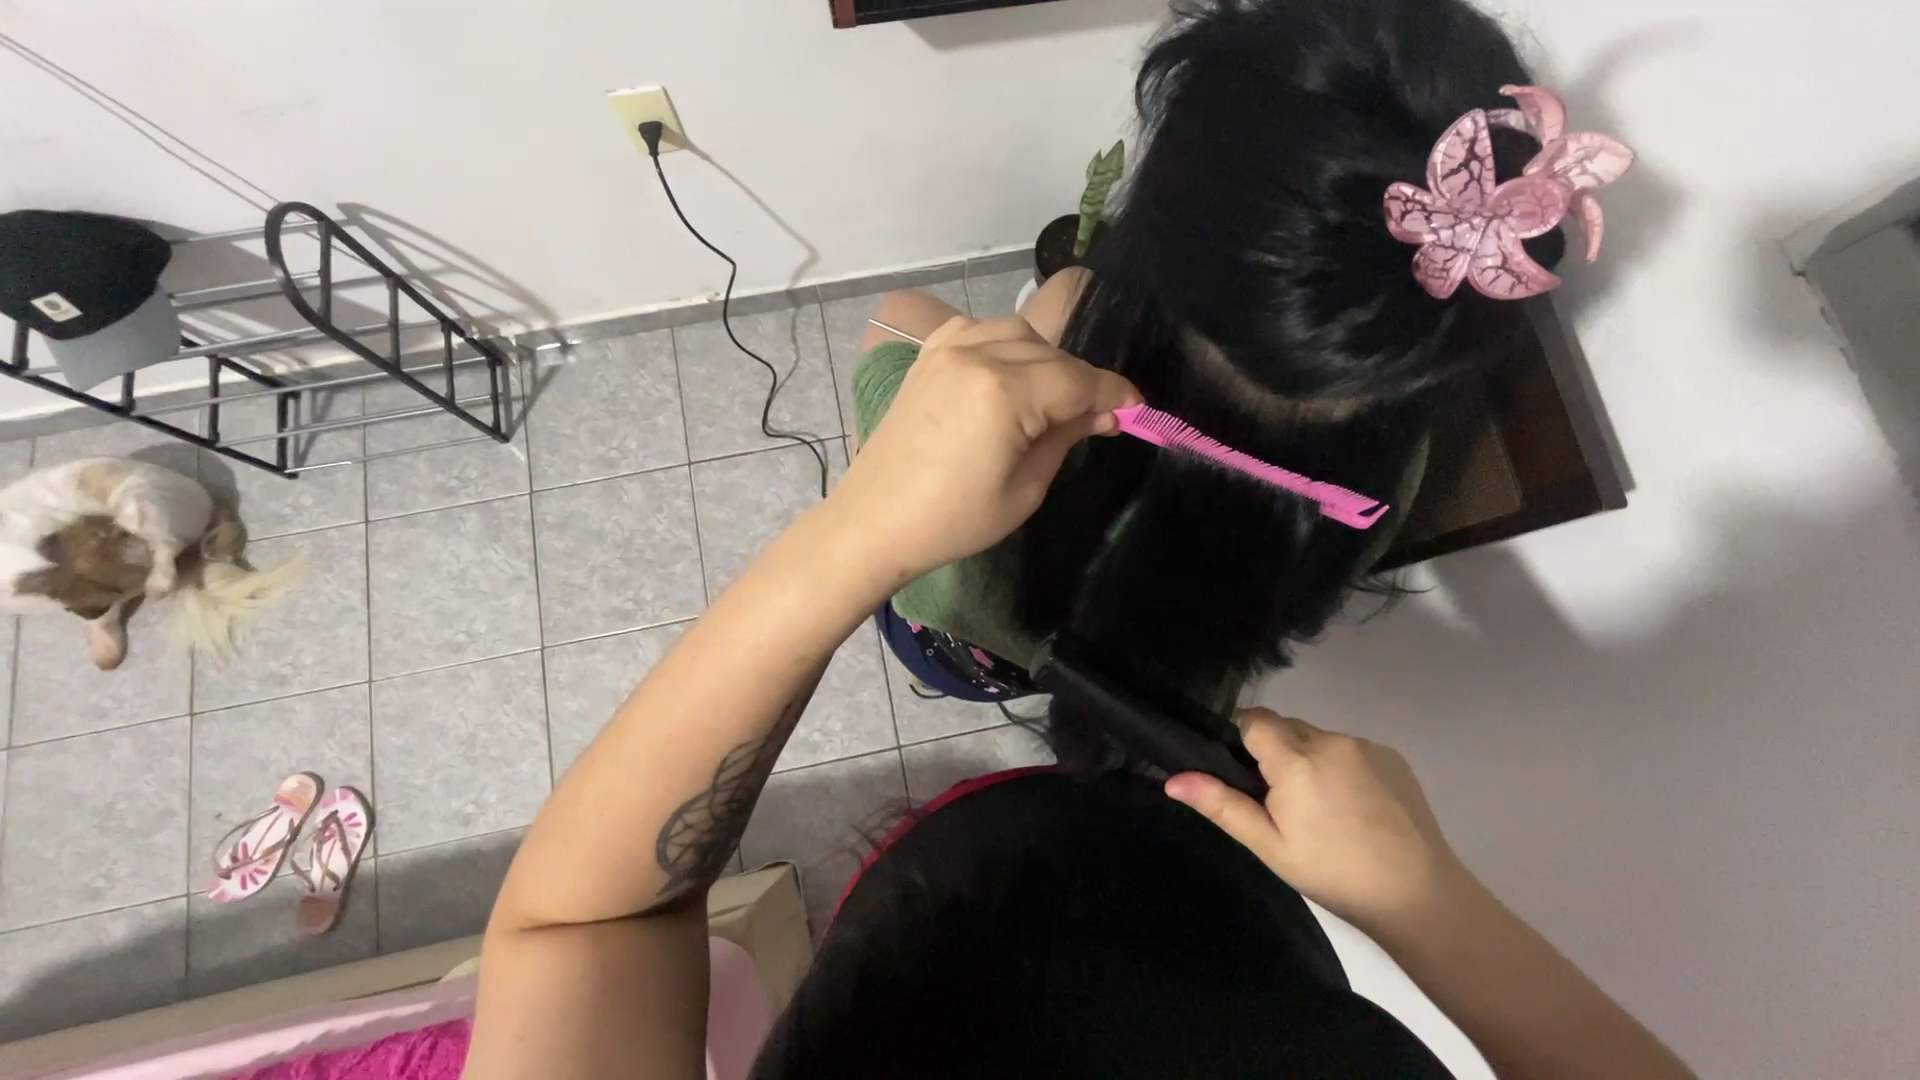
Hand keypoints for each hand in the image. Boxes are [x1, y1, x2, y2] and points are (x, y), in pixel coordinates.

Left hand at [824, 315, 1139, 578]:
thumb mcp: (1024, 491)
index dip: (1115, 394)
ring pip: (1019, 332)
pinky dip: (1004, 344)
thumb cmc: (952, 521)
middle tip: (1096, 419)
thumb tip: (1103, 412)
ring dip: (1045, 360)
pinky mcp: (926, 356)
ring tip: (1051, 400)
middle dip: (1082, 383)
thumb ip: (1066, 438)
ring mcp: (946, 350)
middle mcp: (977, 355)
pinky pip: (978, 330)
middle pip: (1053, 354)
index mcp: (1004, 392)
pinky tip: (1009, 372)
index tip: (1137, 412)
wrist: (874, 522)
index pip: (1079, 380)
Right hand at [1165, 708, 1471, 935]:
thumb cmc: (1333, 873)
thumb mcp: (1270, 846)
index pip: (1253, 719)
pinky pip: (1349, 749)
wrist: (1420, 896)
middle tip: (1283, 803)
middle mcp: (1330, 741)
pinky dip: (1341, 768)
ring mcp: (1365, 746)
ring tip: (1322, 810)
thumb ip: (1221, 806)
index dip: (1242, 740)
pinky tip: (1354, 808)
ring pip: (1317, 738)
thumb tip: (1173, 780)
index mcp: (1296, 761)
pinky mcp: (1393, 756)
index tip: (1246, 776)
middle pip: (1285, 727)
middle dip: (1275, 754)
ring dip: (1309, 760)